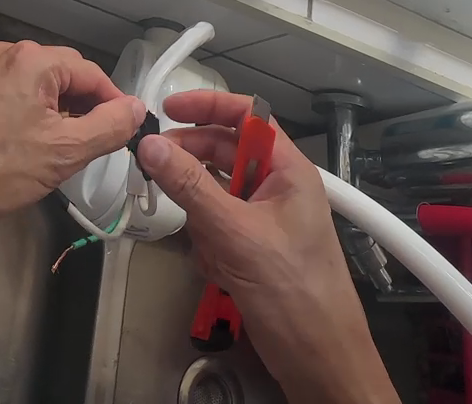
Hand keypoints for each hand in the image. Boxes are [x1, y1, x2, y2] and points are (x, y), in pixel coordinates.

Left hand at [0, 39, 145, 232]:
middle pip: (69, 76)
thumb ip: (108, 127)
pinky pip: (23, 93)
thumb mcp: (64, 152)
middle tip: (94, 148)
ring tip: (63, 152)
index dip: (114, 105)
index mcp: (34, 59)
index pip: (93, 74)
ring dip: (63, 115)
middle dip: (87, 110)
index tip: (124, 136)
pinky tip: (36, 145)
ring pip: (46, 87)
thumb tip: (136, 108)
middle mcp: (11, 53)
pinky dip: (38, 115)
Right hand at [137, 90, 397, 403]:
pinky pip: (216, 224)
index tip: (167, 109)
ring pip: (215, 191)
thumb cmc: (293, 293)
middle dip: (192, 163)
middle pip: (223, 151)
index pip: (247, 115)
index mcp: (287, 169)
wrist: (321, 366)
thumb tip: (149, 145)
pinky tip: (215, 266)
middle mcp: (276, 186)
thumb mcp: (235, 234)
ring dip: (200, 212)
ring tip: (202, 240)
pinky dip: (207, 241)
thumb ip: (190, 186)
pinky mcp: (253, 247)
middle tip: (154, 166)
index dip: (207, 105)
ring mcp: (265, 218)